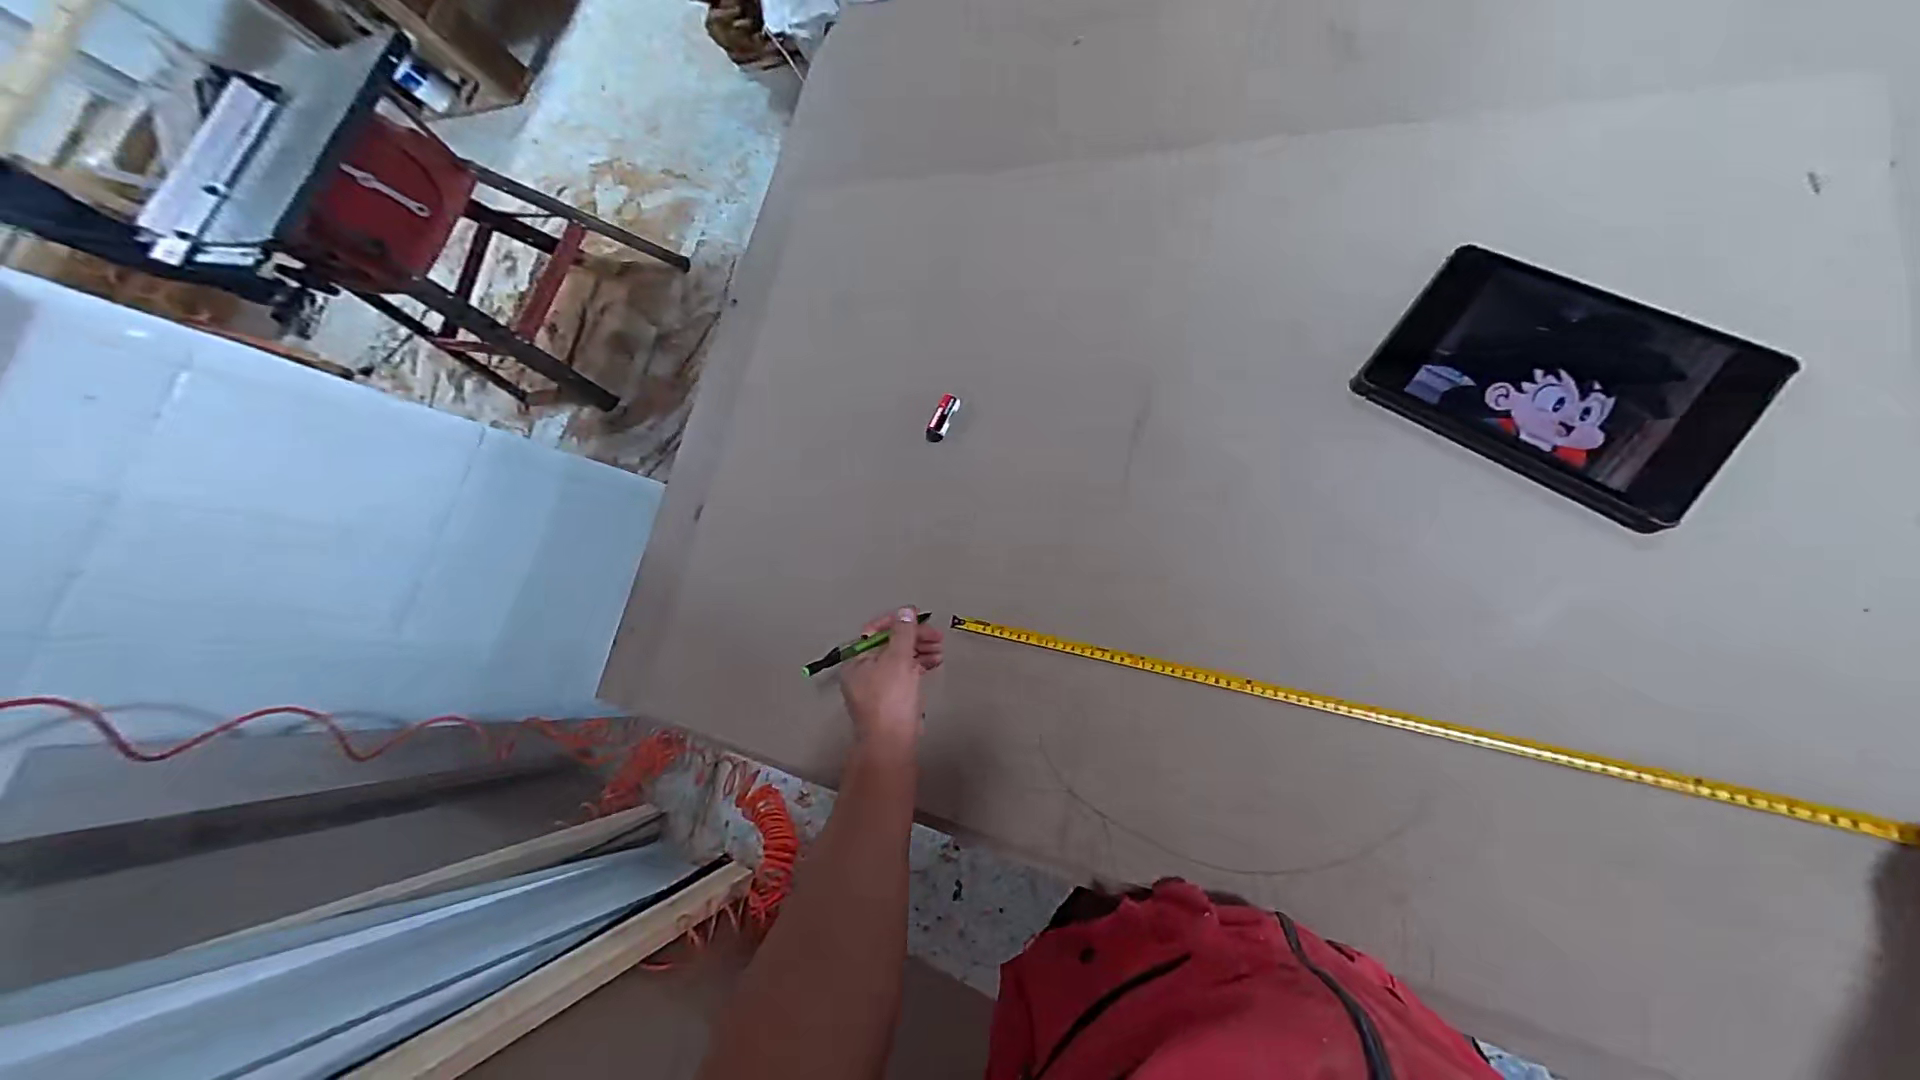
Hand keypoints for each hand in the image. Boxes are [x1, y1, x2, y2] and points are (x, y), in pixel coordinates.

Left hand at [840, 607, 943, 751]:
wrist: (892, 742)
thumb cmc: (890, 701)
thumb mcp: (899, 659)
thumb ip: (904, 633)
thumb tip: (906, 612)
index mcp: (857, 659)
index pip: (875, 630)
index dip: (898, 622)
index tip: (917, 618)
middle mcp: (863, 671)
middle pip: (890, 644)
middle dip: (913, 638)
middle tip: (934, 636)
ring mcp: (876, 686)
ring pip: (899, 659)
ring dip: (919, 650)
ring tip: (938, 649)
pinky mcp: (890, 698)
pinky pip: (904, 673)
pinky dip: (918, 665)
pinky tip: (933, 663)